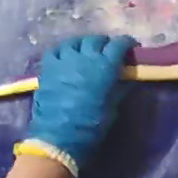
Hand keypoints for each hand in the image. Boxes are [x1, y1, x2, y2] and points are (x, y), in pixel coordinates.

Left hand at [17, 34, 137, 176]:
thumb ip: (120, 88)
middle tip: (106, 51)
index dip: (126, 44)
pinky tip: (65, 57)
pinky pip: (55, 51)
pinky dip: (62, 51)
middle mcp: (85, 57)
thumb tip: (126, 77)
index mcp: (105, 67)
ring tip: (85, 51)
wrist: (58, 137)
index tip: (129, 47)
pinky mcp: (48, 68)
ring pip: (74, 42)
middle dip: (104, 43)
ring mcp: (64, 60)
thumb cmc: (91, 125)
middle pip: (96, 40)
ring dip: (83, 44)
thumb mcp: (113, 107)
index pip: (119, 44)